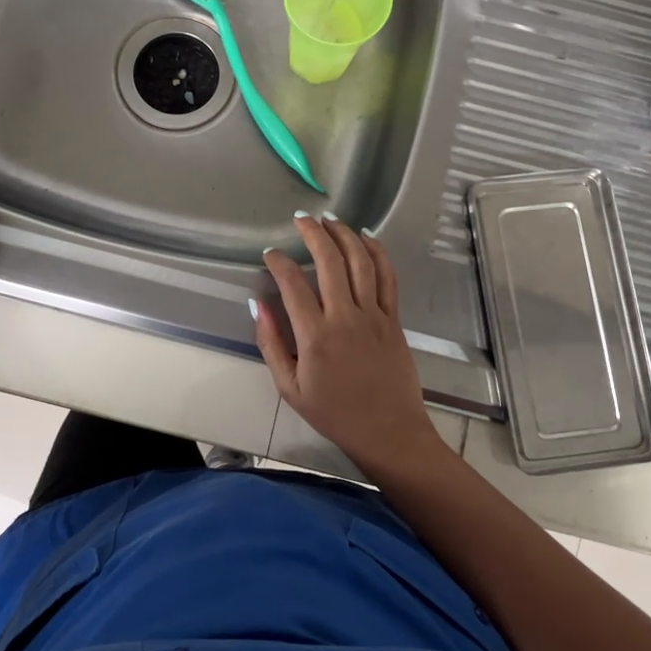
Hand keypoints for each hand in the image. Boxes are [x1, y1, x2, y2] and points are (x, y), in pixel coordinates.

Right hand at [256, 213, 442, 474]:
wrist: (388, 431)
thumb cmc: (333, 413)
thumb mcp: (289, 387)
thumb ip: (271, 343)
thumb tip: (258, 305)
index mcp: (315, 336)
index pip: (293, 284)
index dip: (279, 262)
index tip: (270, 253)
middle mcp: (345, 318)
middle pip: (330, 262)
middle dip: (313, 234)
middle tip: (301, 219)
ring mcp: (373, 316)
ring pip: (361, 262)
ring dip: (344, 235)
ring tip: (330, 220)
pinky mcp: (393, 319)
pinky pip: (387, 277)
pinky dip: (377, 252)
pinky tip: (365, 238)